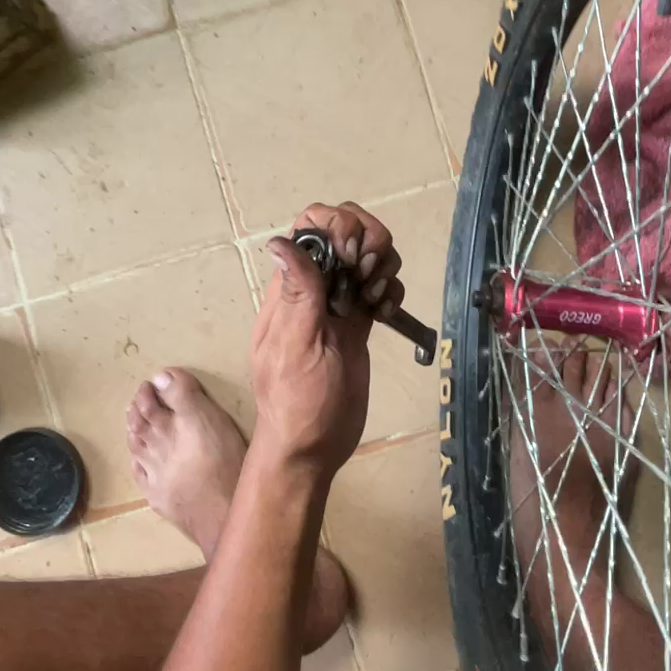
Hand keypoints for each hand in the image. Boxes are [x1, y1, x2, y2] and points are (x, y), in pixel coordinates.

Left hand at [251, 203, 399, 474]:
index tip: (352, 256)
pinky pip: (380, 285)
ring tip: (376, 298)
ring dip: (383, 265)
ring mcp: (339, 301)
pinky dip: (390, 289)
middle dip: (368, 239)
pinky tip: (385, 313)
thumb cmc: (298, 400)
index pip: (310, 225)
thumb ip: (297, 293)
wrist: (313, 446)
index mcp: (291, 285)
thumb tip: (279, 242)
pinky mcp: (360, 320)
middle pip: (346, 229)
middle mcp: (315, 285)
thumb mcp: (295, 345)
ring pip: (367, 254)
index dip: (338, 226)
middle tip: (368, 276)